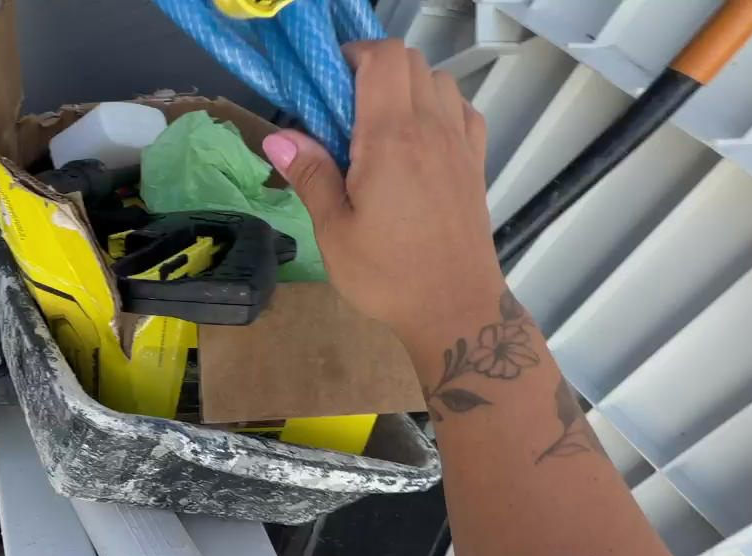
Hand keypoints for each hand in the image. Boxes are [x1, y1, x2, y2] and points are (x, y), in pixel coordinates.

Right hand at [263, 41, 503, 347]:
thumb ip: (310, 175)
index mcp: (390, 138)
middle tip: (339, 112)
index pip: (380, 59)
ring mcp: (459, 141)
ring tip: (374, 128)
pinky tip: (414, 139)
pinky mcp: (474, 161)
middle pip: (409, 61)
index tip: (323, 83)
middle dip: (372, 69)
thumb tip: (277, 137)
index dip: (351, 56)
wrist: (451, 303)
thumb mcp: (333, 230)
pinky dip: (434, 106)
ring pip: (436, 80)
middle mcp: (431, 126)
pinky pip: (459, 109)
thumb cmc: (385, 273)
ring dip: (404, 86)